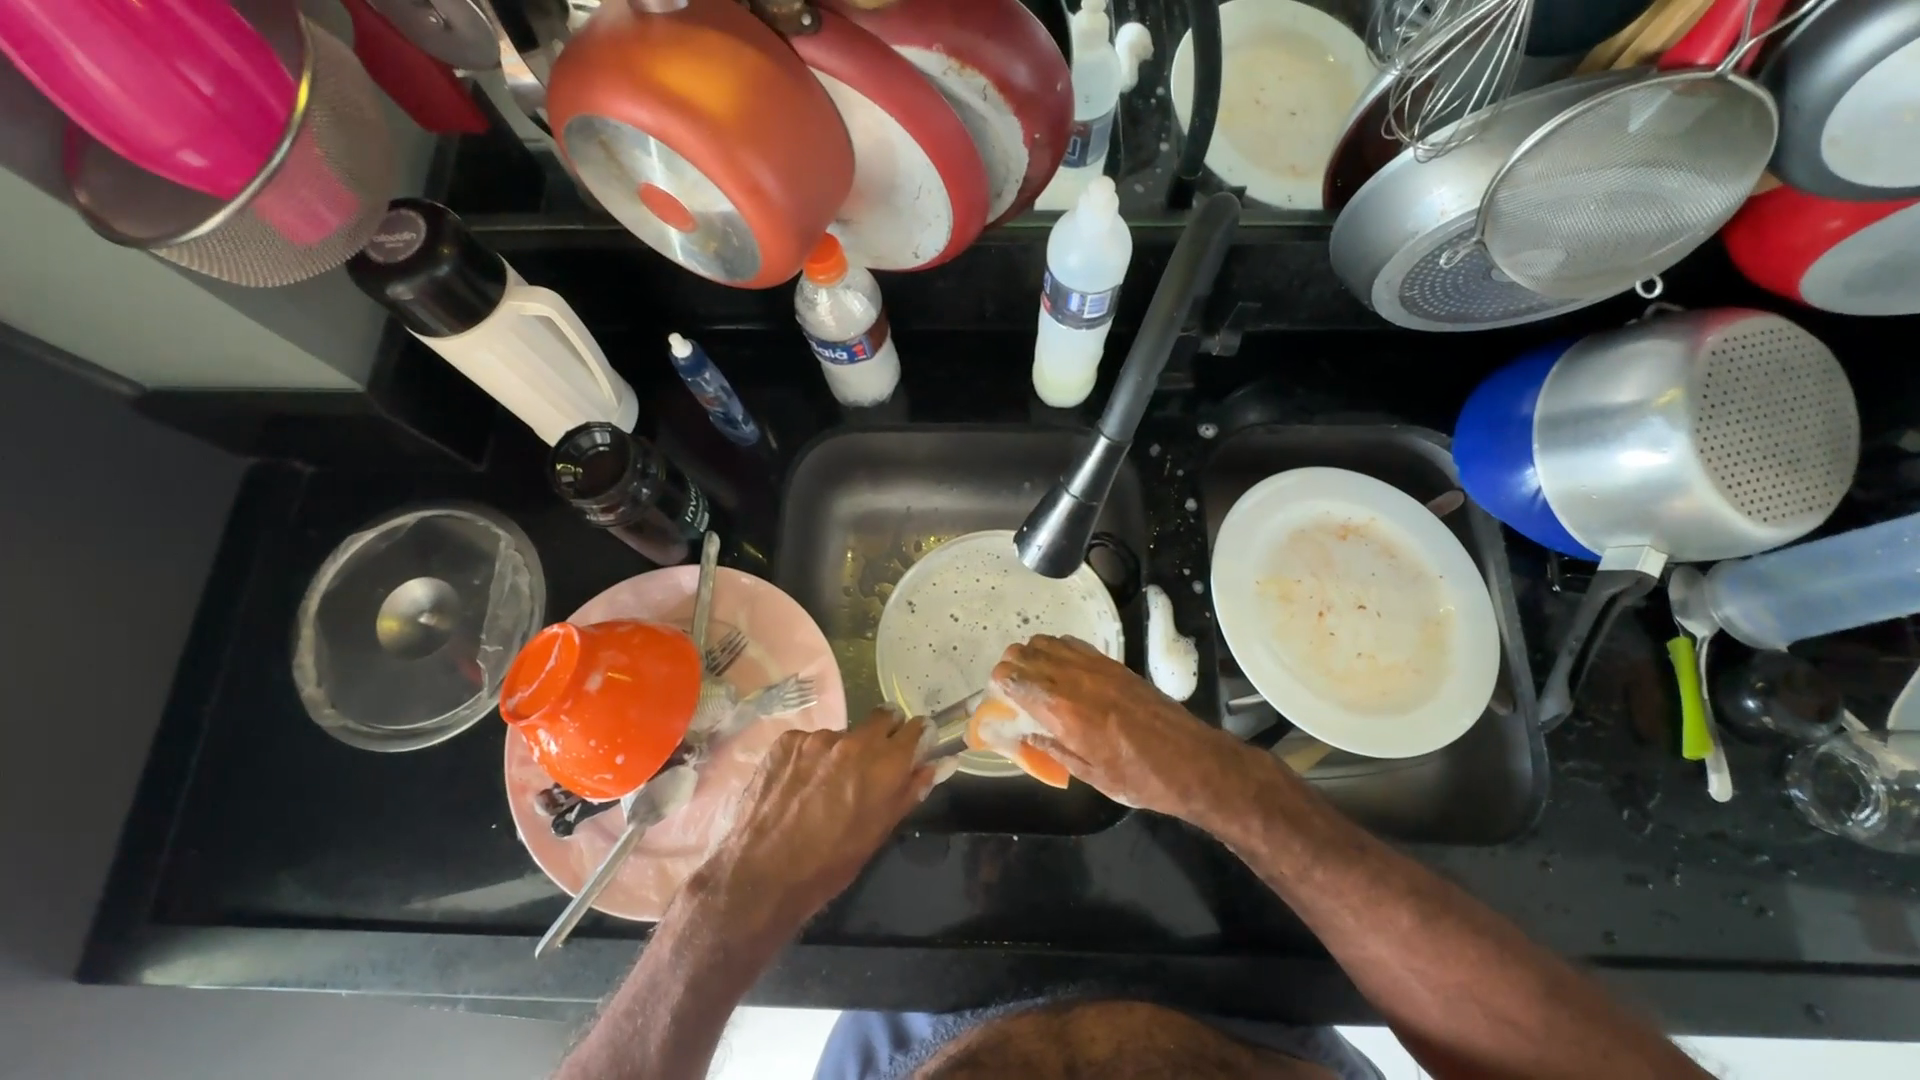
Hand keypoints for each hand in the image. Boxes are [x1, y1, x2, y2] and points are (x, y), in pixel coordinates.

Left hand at [693, 708, 932, 935]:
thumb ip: (910, 791)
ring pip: (842, 734)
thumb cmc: (830, 863)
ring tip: (825, 786)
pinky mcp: (787, 741)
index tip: (914, 746)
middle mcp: (854, 741)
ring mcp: (817, 738)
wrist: (762, 873)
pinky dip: (811, 758)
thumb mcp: (879, 832)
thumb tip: (938, 764)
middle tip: (871, 764)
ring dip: (843, 751)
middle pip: (881, 718)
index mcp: (884, 765)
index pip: (915, 729)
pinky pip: (810, 742)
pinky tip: (800, 786)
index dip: (916, 736)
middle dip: (883, 734)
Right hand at [992, 634, 1256, 820]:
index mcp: (1061, 710)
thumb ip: (1050, 747)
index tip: (998, 697)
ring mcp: (1095, 666)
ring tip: (1035, 678)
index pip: (1013, 679)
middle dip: (1011, 668)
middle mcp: (1073, 679)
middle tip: (1013, 689)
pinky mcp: (1113, 663)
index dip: (999, 684)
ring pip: (1046, 642)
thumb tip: (1021, 733)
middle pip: (1024, 654)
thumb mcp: (1086, 773)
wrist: (1189, 760)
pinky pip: (1073, 644)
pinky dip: (1058, 651)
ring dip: (1033, 656)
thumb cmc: (1137, 777)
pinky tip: (1062, 671)